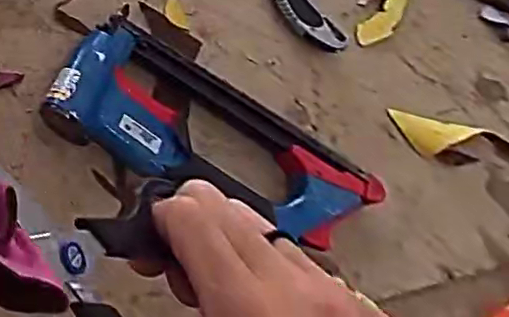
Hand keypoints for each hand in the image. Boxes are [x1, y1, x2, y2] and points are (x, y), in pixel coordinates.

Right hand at [136, 181, 383, 316]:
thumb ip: (189, 298)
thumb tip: (163, 264)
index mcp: (248, 308)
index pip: (187, 212)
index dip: (160, 222)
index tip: (150, 245)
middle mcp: (293, 286)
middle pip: (217, 202)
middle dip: (188, 223)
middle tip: (178, 268)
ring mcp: (332, 291)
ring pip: (256, 219)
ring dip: (228, 239)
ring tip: (221, 287)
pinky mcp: (357, 304)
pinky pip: (296, 253)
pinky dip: (269, 262)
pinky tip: (263, 301)